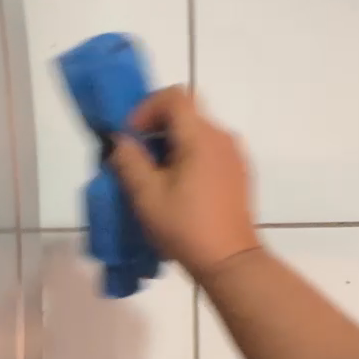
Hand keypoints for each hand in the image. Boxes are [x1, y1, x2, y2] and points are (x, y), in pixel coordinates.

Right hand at [110, 87, 262, 278]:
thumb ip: (129, 161)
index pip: (174, 96)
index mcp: (202, 137)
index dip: (146, 109)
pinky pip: (208, 150)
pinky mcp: (238, 172)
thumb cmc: (186, 227)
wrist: (230, 262)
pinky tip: (178, 190)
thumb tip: (120, 142)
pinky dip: (187, 158)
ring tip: (155, 179)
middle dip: (154, 130)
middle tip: (137, 161)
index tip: (132, 138)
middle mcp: (223, 137)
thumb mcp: (146, 195)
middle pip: (184, 113)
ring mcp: (234, 155)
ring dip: (170, 146)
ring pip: (196, 132)